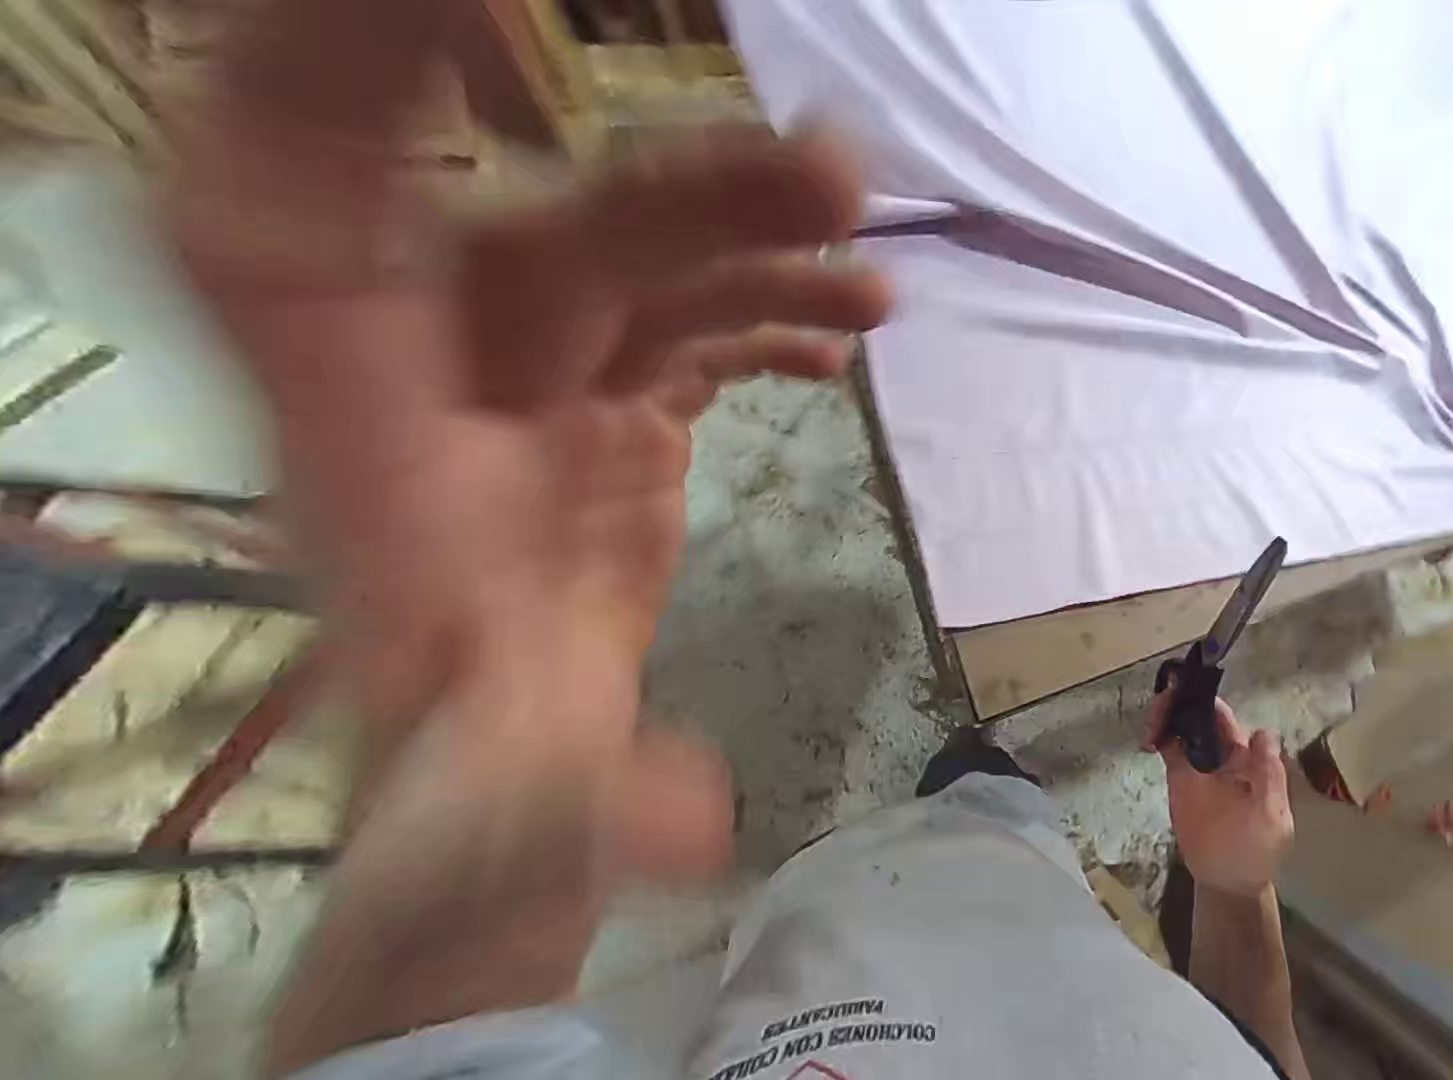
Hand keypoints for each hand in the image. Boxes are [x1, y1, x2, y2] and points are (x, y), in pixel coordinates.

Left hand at [162, 0, 887, 878]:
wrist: (516, 765)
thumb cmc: (483, 780)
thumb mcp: (499, 796)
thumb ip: (552, 788)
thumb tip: (678, 826)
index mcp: (377, 444)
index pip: (301, 206)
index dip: (349, 76)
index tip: (463, 5)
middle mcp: (458, 381)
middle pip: (583, 240)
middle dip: (714, 204)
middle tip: (844, 188)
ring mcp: (552, 389)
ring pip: (666, 281)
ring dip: (774, 271)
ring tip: (873, 291)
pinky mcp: (622, 413)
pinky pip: (700, 336)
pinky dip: (771, 327)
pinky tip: (837, 346)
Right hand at [1143, 694, 1294, 896]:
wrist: (1227, 879)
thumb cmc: (1257, 849)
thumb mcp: (1272, 815)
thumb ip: (1269, 775)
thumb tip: (1263, 732)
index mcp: (1246, 757)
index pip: (1225, 720)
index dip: (1206, 702)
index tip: (1186, 694)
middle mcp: (1220, 753)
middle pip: (1197, 715)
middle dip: (1178, 702)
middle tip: (1161, 704)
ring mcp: (1197, 763)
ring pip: (1179, 726)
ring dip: (1164, 715)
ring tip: (1152, 723)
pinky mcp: (1178, 776)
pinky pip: (1167, 747)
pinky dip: (1156, 736)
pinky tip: (1148, 739)